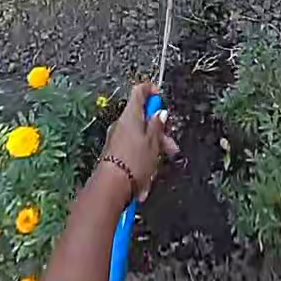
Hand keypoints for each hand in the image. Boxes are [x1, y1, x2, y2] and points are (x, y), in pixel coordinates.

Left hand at [99, 82, 178, 200]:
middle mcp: (121, 124)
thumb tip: (160, 113)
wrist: (111, 189)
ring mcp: (116, 139)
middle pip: (142, 118)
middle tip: (170, 145)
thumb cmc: (133, 163)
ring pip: (139, 137)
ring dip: (153, 148)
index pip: (140, 92)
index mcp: (130, 115)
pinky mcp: (114, 155)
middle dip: (159, 130)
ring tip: (159, 165)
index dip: (151, 91)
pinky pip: (132, 150)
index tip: (161, 98)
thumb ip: (157, 125)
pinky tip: (146, 175)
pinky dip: (142, 158)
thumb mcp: (153, 142)